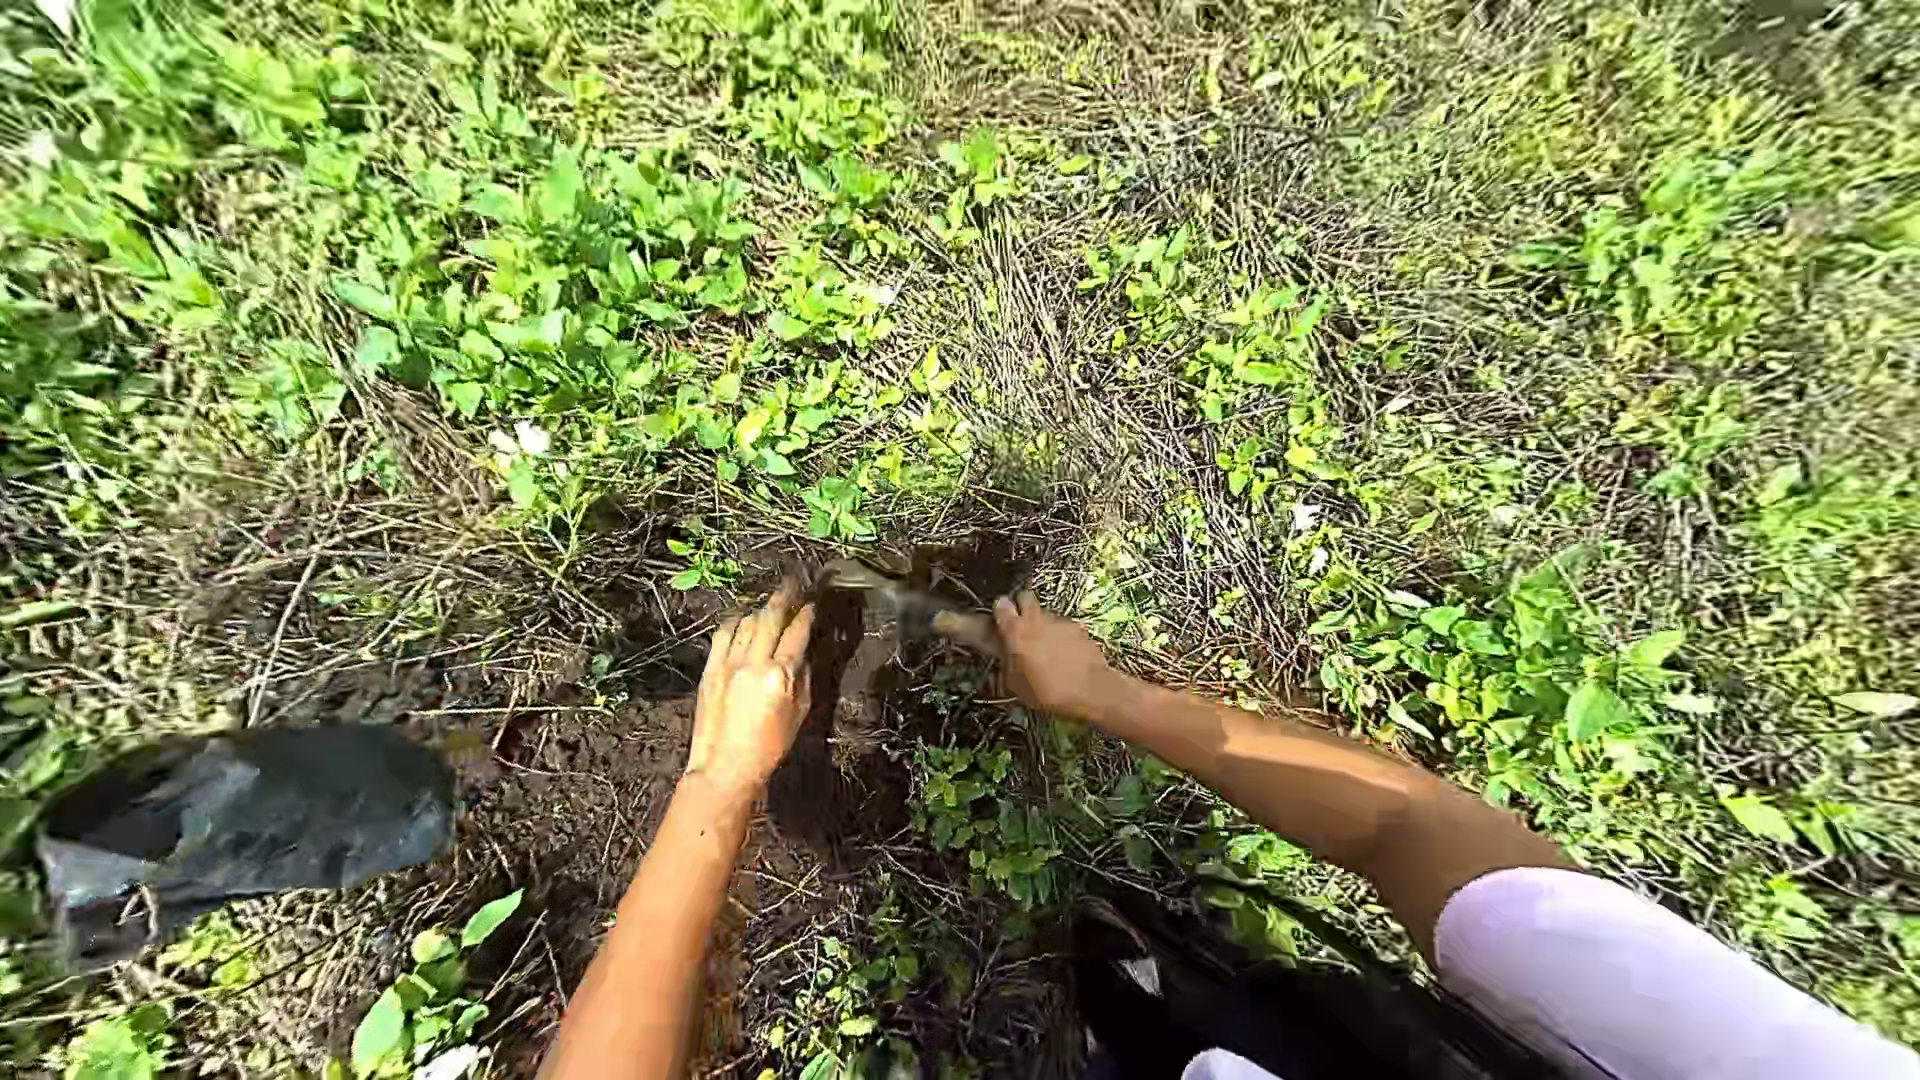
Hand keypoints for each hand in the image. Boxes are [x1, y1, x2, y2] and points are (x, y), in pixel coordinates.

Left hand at [686, 581, 814, 801]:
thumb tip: (802, 652)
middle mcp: (753, 663)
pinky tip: (743, 620)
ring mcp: (728, 664)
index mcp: (780, 674)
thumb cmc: (769, 746)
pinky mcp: (710, 670)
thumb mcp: (800, 711)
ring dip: (761, 610)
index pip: (797, 632)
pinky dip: (735, 623)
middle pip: (770, 617)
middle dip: (784, 598)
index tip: (811, 606)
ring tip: (770, 604)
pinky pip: (723, 635)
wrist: (725, 767)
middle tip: (793, 586)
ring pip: (747, 622)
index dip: (806, 615)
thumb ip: (802, 676)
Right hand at [992, 590, 1116, 719]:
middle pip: (1025, 597)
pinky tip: (1064, 653)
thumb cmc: (1047, 692)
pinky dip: (1061, 635)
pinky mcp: (1079, 629)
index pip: (1001, 606)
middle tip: (1020, 624)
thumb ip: (1006, 662)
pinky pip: (1064, 627)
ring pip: (1045, 613)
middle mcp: (1037, 620)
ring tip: (1044, 646)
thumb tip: (1003, 655)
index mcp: (1016, 631)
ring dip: (1042, 623)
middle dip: (1020, 605)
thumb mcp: (1015, 684)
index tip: (999, 620)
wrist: (1090, 692)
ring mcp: (1060, 622)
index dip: (999, 611)